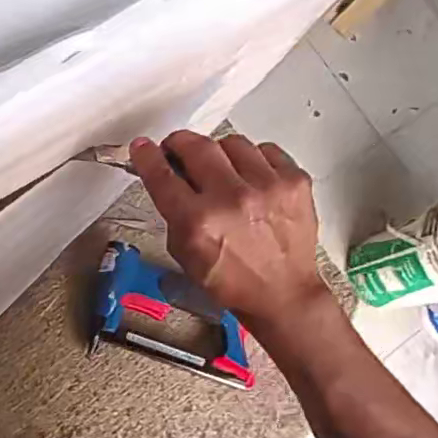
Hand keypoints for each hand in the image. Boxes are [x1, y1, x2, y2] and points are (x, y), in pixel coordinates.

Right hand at [128, 131, 327, 328]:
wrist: (281, 294)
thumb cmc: (233, 281)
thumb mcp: (185, 254)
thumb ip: (174, 214)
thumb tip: (169, 179)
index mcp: (198, 222)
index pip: (163, 175)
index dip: (147, 156)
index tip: (143, 148)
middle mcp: (231, 200)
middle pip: (196, 147)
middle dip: (179, 144)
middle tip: (177, 149)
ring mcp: (267, 187)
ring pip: (231, 143)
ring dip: (218, 152)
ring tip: (219, 168)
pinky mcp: (294, 182)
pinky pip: (265, 150)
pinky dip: (252, 159)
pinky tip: (249, 177)